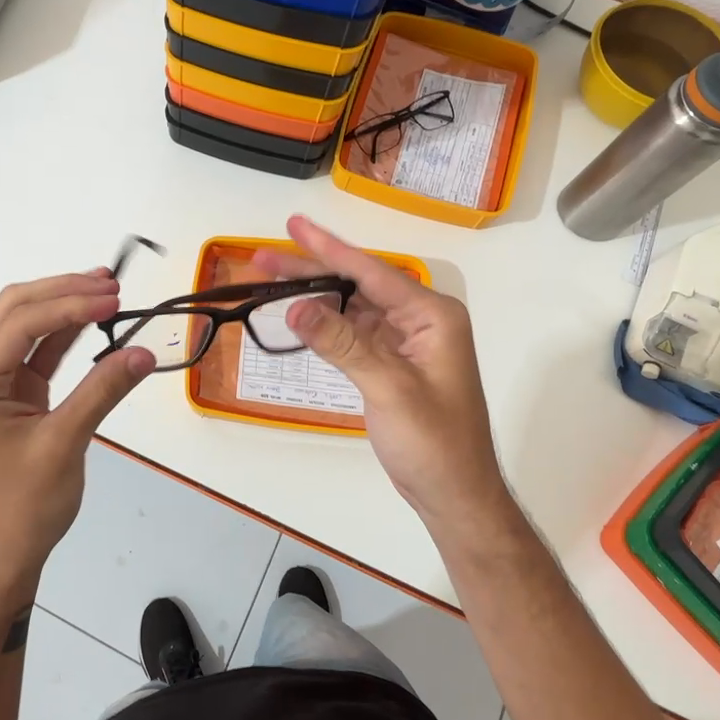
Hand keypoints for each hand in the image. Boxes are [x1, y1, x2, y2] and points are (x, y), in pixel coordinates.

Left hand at [0, 271, 154, 591]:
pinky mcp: (11, 395)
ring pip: (23, 325)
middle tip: (111, 285)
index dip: (68, 304)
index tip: (114, 300)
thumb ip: (102, 391)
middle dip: (61, 292)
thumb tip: (144, 351)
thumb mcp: (64, 444)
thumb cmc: (24, 506)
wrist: (4, 554)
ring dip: (62, 306)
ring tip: (107, 292)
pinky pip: (35, 352)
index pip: (20, 323)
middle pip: (14, 311)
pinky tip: (94, 321)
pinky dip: (64, 334)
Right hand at [253, 216, 504, 531]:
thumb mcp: (388, 389)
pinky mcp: (391, 362)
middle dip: (312, 269)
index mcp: (432, 316)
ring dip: (315, 295)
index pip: (372, 272)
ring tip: (271, 280)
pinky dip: (325, 323)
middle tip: (264, 257)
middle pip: (359, 284)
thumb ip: (342, 344)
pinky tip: (299, 315)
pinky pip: (353, 331)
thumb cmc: (433, 443)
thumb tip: (295, 307)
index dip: (328, 248)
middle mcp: (420, 320)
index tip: (293, 225)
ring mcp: (405, 341)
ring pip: (353, 306)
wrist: (454, 494)